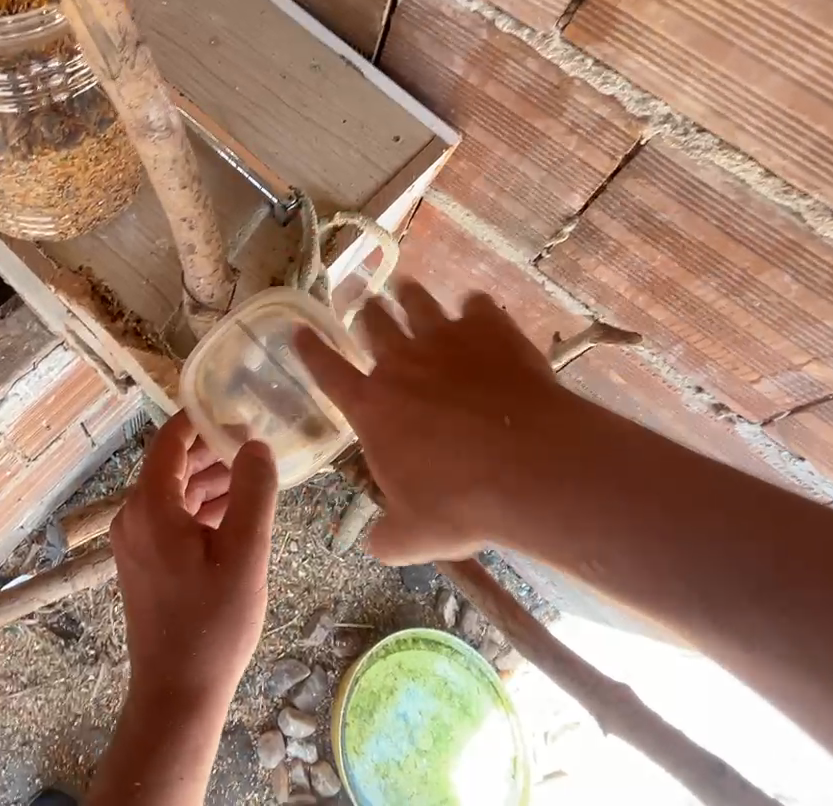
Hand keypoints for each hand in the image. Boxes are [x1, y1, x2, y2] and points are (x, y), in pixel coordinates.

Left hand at [110, 411, 277, 709]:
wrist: (177, 693)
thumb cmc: (213, 624)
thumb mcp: (245, 553)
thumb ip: (253, 491)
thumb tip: (254, 443)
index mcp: (150, 507)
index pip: (170, 440)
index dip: (200, 418)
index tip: (235, 407)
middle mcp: (133, 517)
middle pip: (171, 465)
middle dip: (210, 450)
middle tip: (253, 439)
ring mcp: (134, 542)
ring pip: (172, 493)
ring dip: (207, 480)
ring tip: (251, 472)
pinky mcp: (142, 563)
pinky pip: (170, 518)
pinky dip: (199, 508)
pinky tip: (233, 511)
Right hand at [296, 279, 608, 563]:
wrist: (532, 467)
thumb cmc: (462, 502)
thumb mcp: (414, 536)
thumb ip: (388, 536)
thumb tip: (378, 544)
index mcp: (372, 406)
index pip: (328, 371)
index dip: (311, 350)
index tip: (300, 330)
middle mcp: (401, 363)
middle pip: (373, 323)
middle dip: (367, 312)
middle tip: (367, 304)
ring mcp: (446, 340)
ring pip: (418, 302)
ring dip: (410, 296)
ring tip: (408, 288)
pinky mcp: (490, 331)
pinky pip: (476, 304)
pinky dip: (474, 307)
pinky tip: (479, 311)